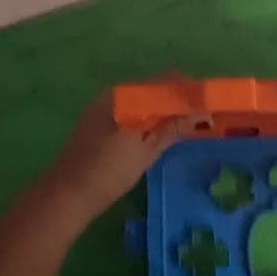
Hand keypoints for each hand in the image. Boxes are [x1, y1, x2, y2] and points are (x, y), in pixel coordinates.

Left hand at [36, 91, 190, 221]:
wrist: (67, 193)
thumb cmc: (110, 172)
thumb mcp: (147, 150)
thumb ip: (174, 127)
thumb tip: (202, 113)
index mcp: (126, 96)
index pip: (166, 82)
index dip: (189, 91)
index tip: (209, 104)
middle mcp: (114, 94)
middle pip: (154, 89)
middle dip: (178, 100)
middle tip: (201, 117)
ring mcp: (104, 106)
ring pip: (142, 101)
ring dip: (164, 109)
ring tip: (185, 126)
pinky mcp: (98, 120)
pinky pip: (130, 110)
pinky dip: (148, 117)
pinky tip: (159, 131)